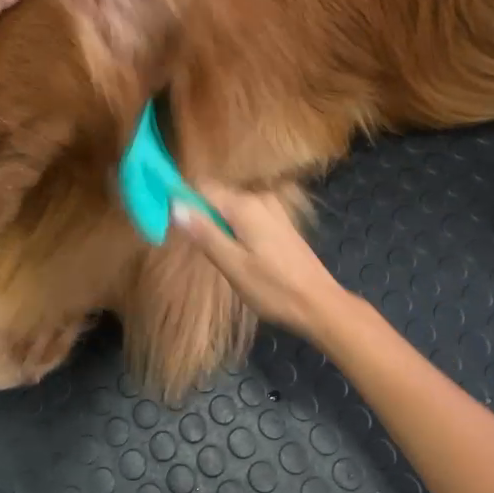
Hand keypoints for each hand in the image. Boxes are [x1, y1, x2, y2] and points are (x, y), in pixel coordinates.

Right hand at [173, 185, 353, 339]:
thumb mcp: (232, 265)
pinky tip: (241, 256)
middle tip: (201, 251)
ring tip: (222, 258)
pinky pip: (245, 216)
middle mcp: (259, 198)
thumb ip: (204, 233)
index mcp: (244, 206)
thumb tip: (175, 205)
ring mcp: (272, 209)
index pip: (201, 187)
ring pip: (230, 208)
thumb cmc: (273, 289)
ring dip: (219, 226)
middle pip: (216, 196)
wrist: (319, 305)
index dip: (184, 202)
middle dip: (202, 217)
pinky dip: (235, 230)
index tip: (173, 225)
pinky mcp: (279, 222)